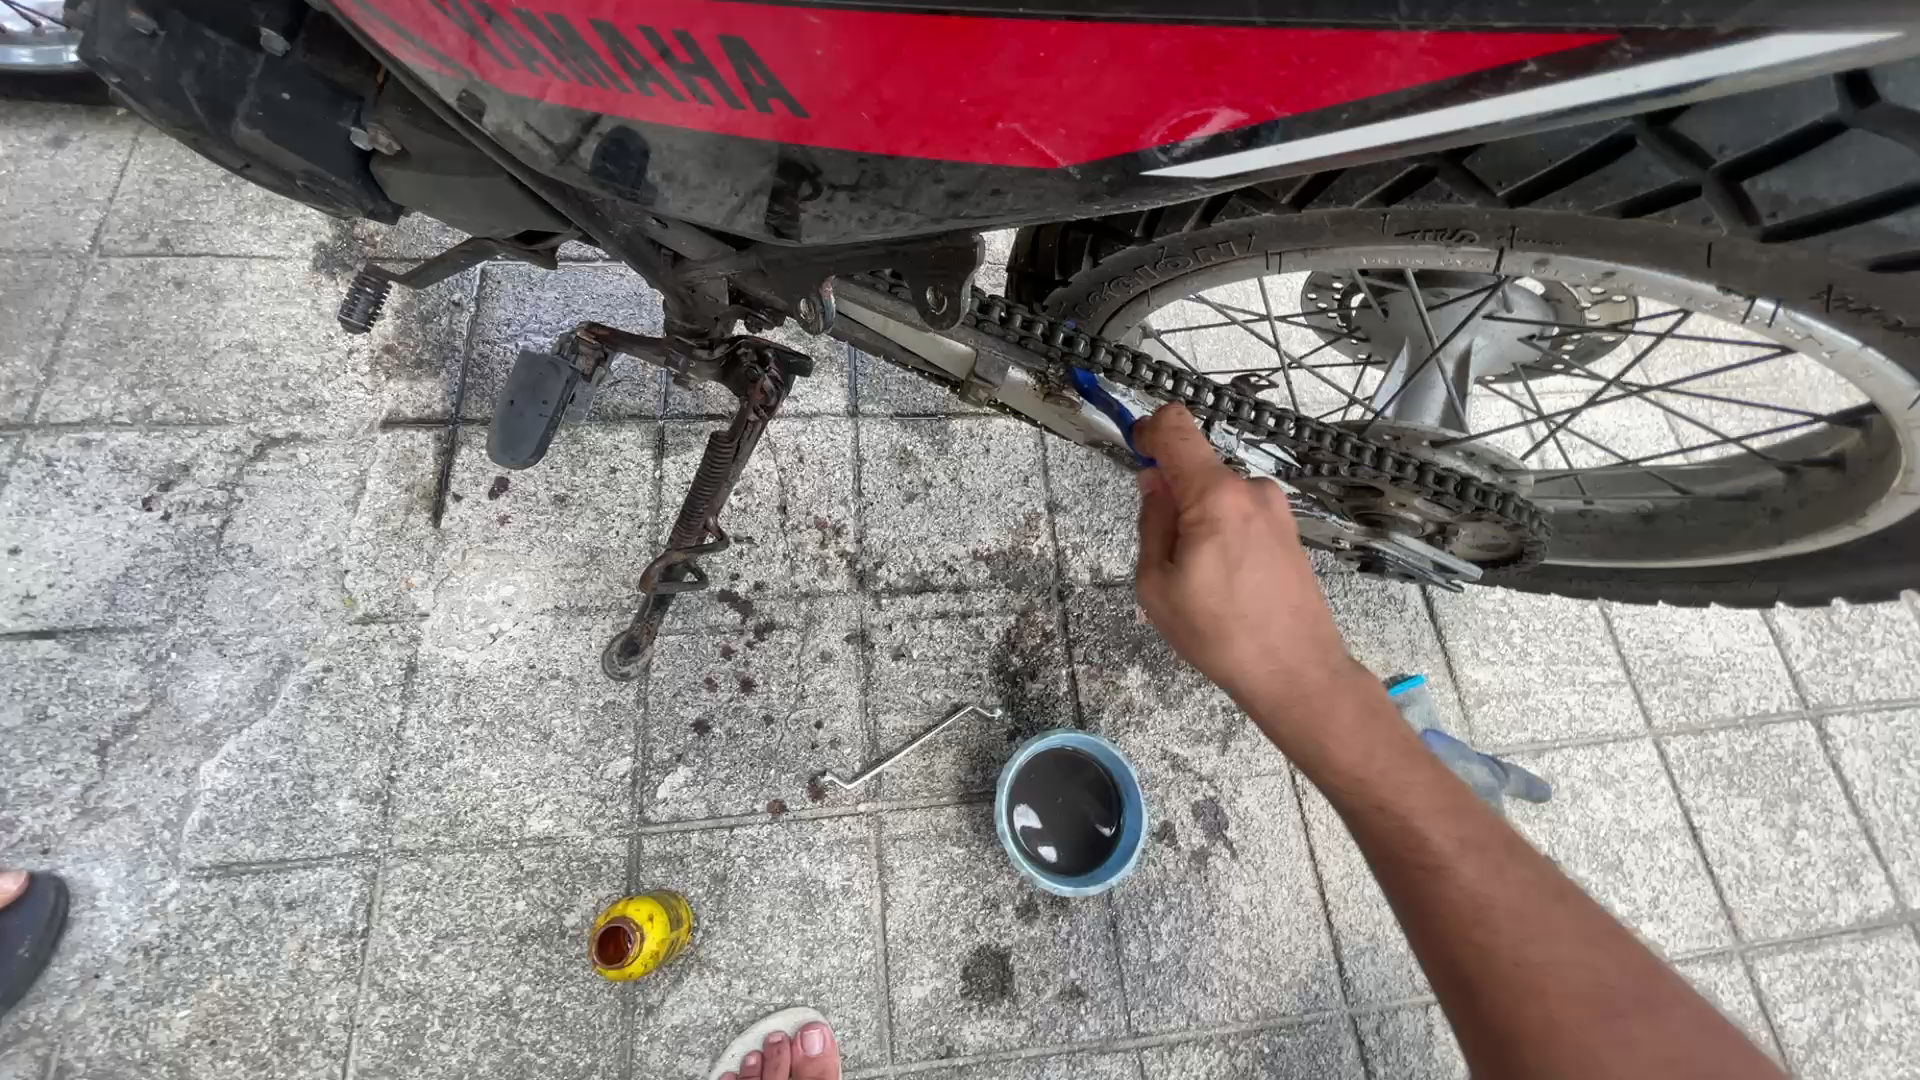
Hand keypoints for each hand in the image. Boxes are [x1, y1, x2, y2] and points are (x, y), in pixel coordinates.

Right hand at [1132, 404, 1363, 730]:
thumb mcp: (1156, 583)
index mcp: (1215, 495)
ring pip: (1217, 497)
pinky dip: (1220, 534)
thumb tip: (1154, 483)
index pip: (1176, 428)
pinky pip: (1240, 515)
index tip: (1134, 447)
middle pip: (1195, 470)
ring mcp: (1276, 510)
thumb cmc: (1217, 631)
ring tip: (1199, 580)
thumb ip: (1151, 522)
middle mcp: (1251, 490)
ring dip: (1197, 521)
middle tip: (1166, 558)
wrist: (1296, 671)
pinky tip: (1225, 584)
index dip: (1148, 429)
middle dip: (1171, 499)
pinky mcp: (1289, 531)